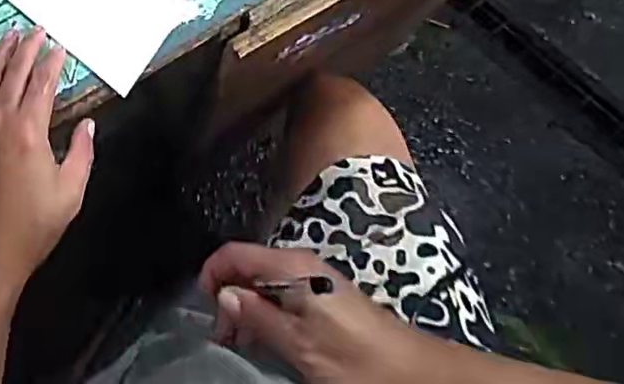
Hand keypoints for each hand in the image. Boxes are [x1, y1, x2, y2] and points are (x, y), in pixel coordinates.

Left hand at [0, 28, 94, 293]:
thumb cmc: (32, 227)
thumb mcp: (70, 194)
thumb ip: (82, 153)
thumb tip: (87, 124)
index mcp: (29, 130)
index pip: (42, 82)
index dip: (52, 61)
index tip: (60, 46)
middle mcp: (0, 119)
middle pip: (14, 71)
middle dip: (28, 47)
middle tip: (38, 30)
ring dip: (1, 52)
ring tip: (11, 34)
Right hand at [200, 243, 426, 381]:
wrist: (421, 378)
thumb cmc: (360, 366)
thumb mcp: (303, 348)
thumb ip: (260, 318)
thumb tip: (223, 296)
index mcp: (292, 267)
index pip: (235, 252)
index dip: (212, 274)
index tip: (202, 309)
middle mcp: (300, 264)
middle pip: (248, 266)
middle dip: (228, 296)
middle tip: (222, 337)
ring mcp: (314, 280)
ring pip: (264, 283)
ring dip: (247, 309)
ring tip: (239, 344)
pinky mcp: (325, 299)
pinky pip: (282, 296)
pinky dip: (267, 315)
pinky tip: (267, 343)